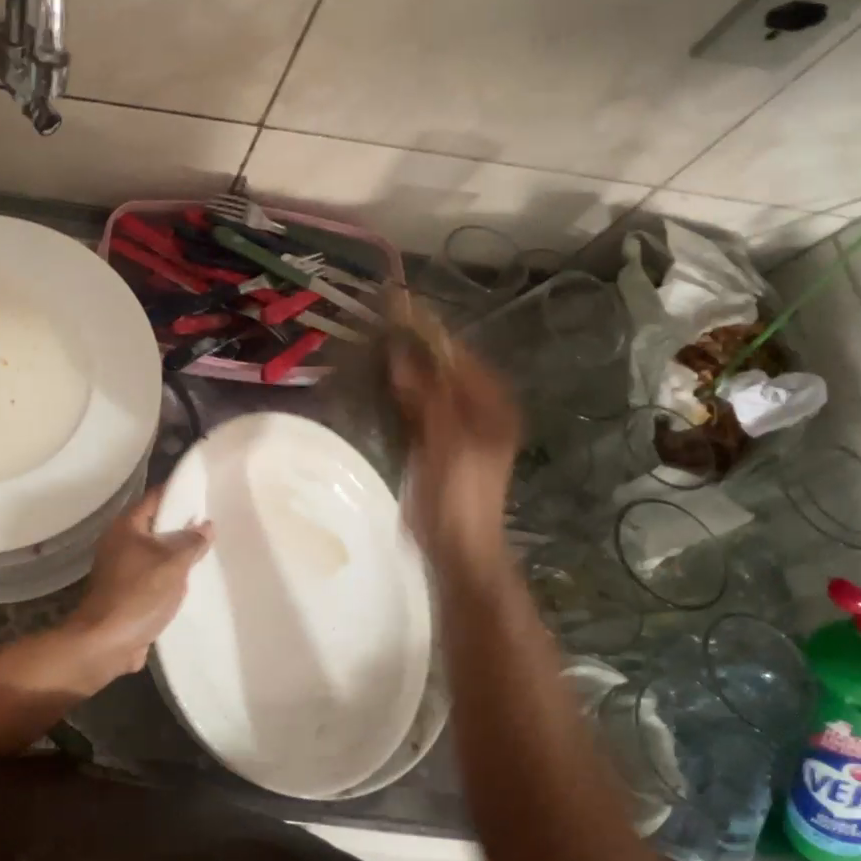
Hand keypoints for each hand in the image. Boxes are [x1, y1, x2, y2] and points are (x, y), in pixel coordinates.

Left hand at [58, 487, 212, 681]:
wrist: (106, 642)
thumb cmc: (138, 594)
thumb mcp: (172, 564)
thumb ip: (191, 542)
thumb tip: (205, 525)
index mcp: (126, 527)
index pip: (155, 498)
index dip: (179, 493)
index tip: (205, 492)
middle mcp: (120, 542)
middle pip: (156, 526)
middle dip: (182, 527)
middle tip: (214, 525)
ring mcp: (121, 569)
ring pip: (156, 554)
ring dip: (178, 556)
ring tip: (209, 553)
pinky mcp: (126, 593)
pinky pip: (153, 577)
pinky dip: (170, 578)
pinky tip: (192, 583)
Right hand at [388, 337, 519, 571]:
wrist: (459, 551)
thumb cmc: (457, 498)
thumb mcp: (443, 442)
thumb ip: (425, 395)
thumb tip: (401, 351)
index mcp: (492, 405)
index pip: (456, 353)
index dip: (425, 331)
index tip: (391, 309)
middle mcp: (480, 408)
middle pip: (442, 366)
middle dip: (410, 348)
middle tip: (372, 329)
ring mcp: (459, 426)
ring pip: (428, 384)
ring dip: (401, 369)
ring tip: (368, 350)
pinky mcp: (438, 443)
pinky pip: (417, 405)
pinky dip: (398, 393)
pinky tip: (376, 386)